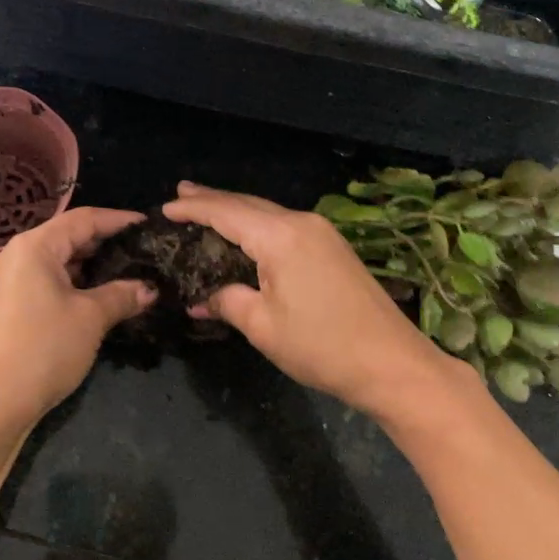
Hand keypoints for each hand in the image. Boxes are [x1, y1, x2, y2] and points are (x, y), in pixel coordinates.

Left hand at [0, 207, 153, 423]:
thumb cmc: (43, 348)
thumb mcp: (90, 319)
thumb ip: (121, 295)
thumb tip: (149, 288)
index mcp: (34, 246)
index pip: (83, 219)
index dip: (118, 219)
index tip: (147, 224)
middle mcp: (16, 255)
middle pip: (67, 237)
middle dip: (105, 243)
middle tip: (141, 250)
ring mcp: (7, 282)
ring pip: (56, 262)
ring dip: (90, 267)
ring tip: (126, 273)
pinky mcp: (7, 307)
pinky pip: (45, 282)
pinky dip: (72, 284)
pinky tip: (97, 297)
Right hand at [163, 182, 456, 417]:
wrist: (393, 364)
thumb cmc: (322, 346)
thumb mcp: (263, 327)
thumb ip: (227, 301)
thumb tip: (201, 298)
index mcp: (280, 236)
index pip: (226, 212)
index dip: (194, 209)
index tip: (164, 208)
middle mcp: (301, 222)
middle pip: (248, 204)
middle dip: (212, 200)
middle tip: (180, 195)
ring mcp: (321, 233)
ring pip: (267, 213)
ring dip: (235, 210)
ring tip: (204, 206)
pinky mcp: (333, 248)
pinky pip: (284, 226)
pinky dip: (257, 225)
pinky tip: (245, 232)